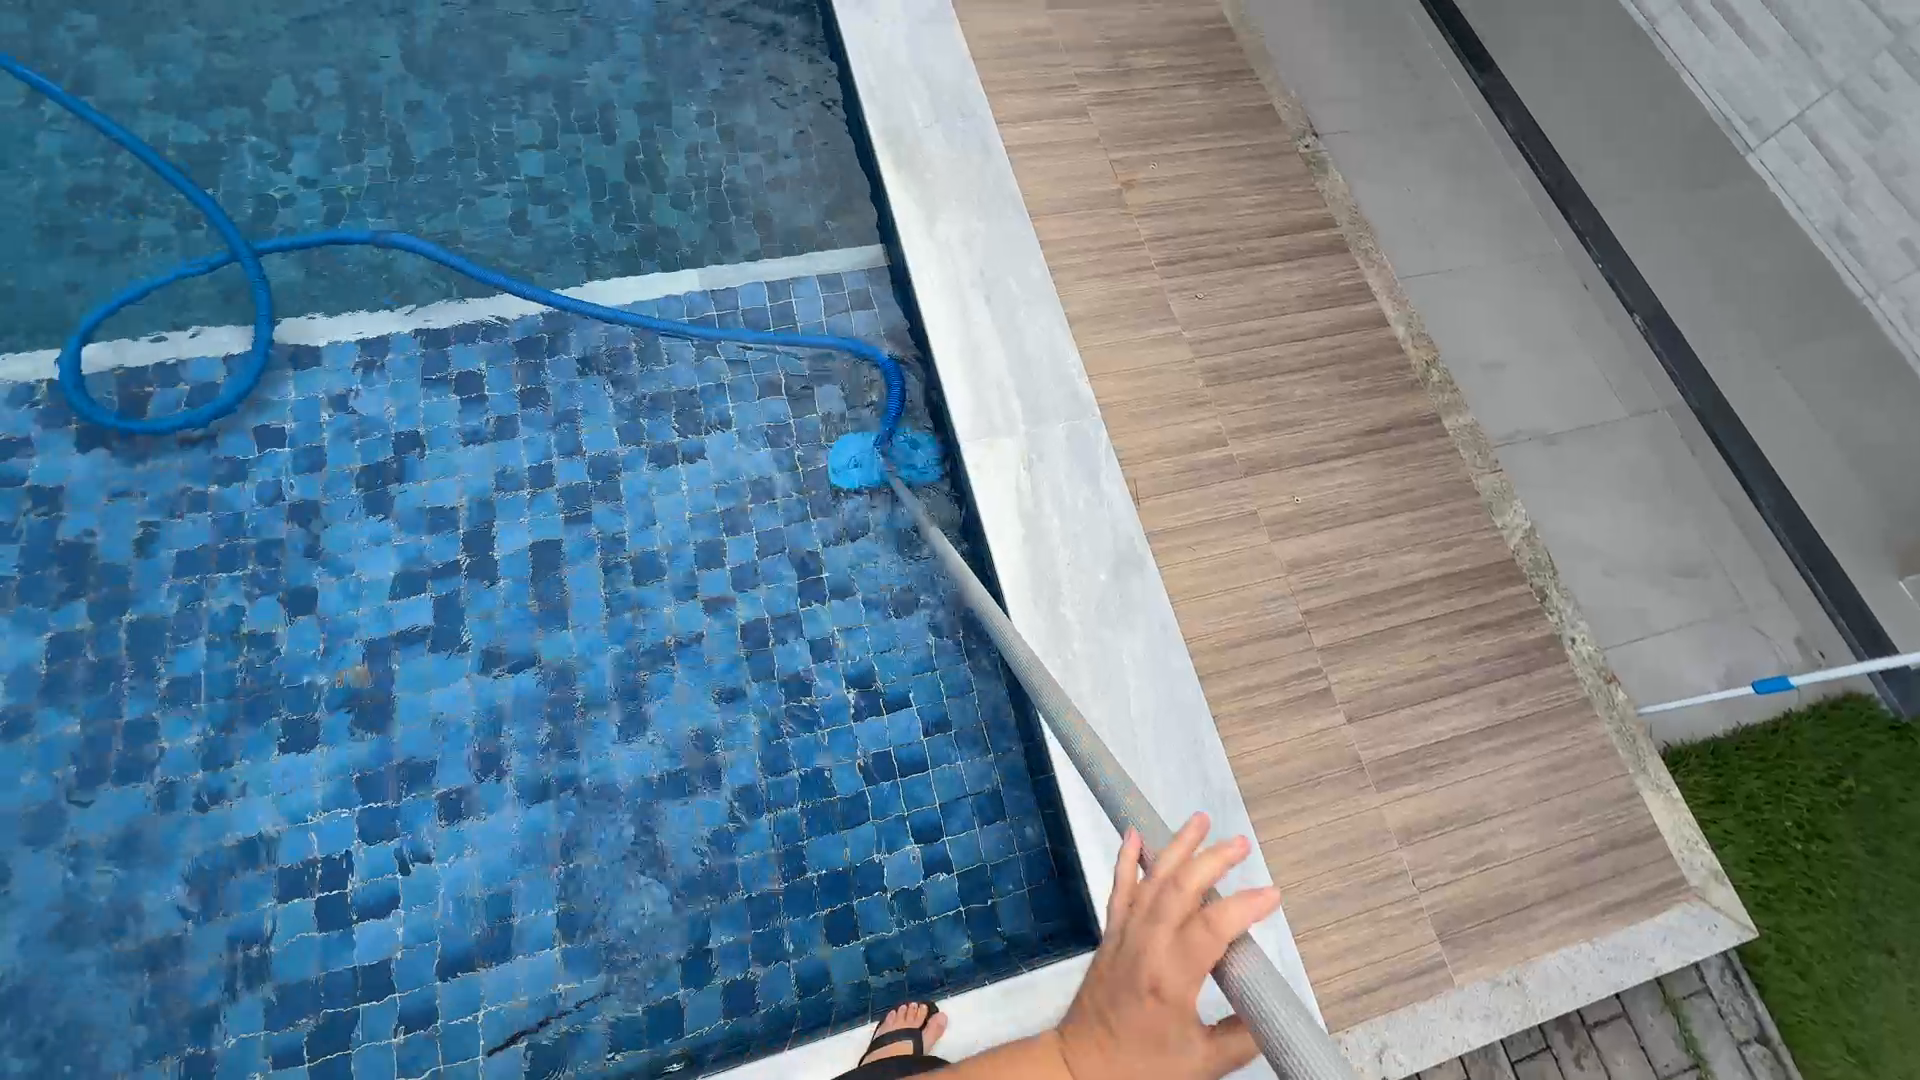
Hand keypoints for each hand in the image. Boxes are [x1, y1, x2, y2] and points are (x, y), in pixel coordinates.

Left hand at [1056, 814, 1282, 1079]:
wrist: (1084, 1065)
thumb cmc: (1143, 1067)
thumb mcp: (1203, 1063)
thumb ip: (1243, 1036)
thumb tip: (1271, 1013)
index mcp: (1171, 977)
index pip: (1213, 927)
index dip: (1245, 906)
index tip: (1273, 894)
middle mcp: (1146, 945)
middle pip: (1181, 889)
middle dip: (1212, 861)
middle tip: (1241, 843)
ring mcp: (1125, 933)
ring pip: (1152, 879)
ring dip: (1176, 847)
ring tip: (1200, 820)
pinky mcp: (1110, 932)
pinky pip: (1119, 887)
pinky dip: (1126, 858)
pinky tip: (1134, 832)